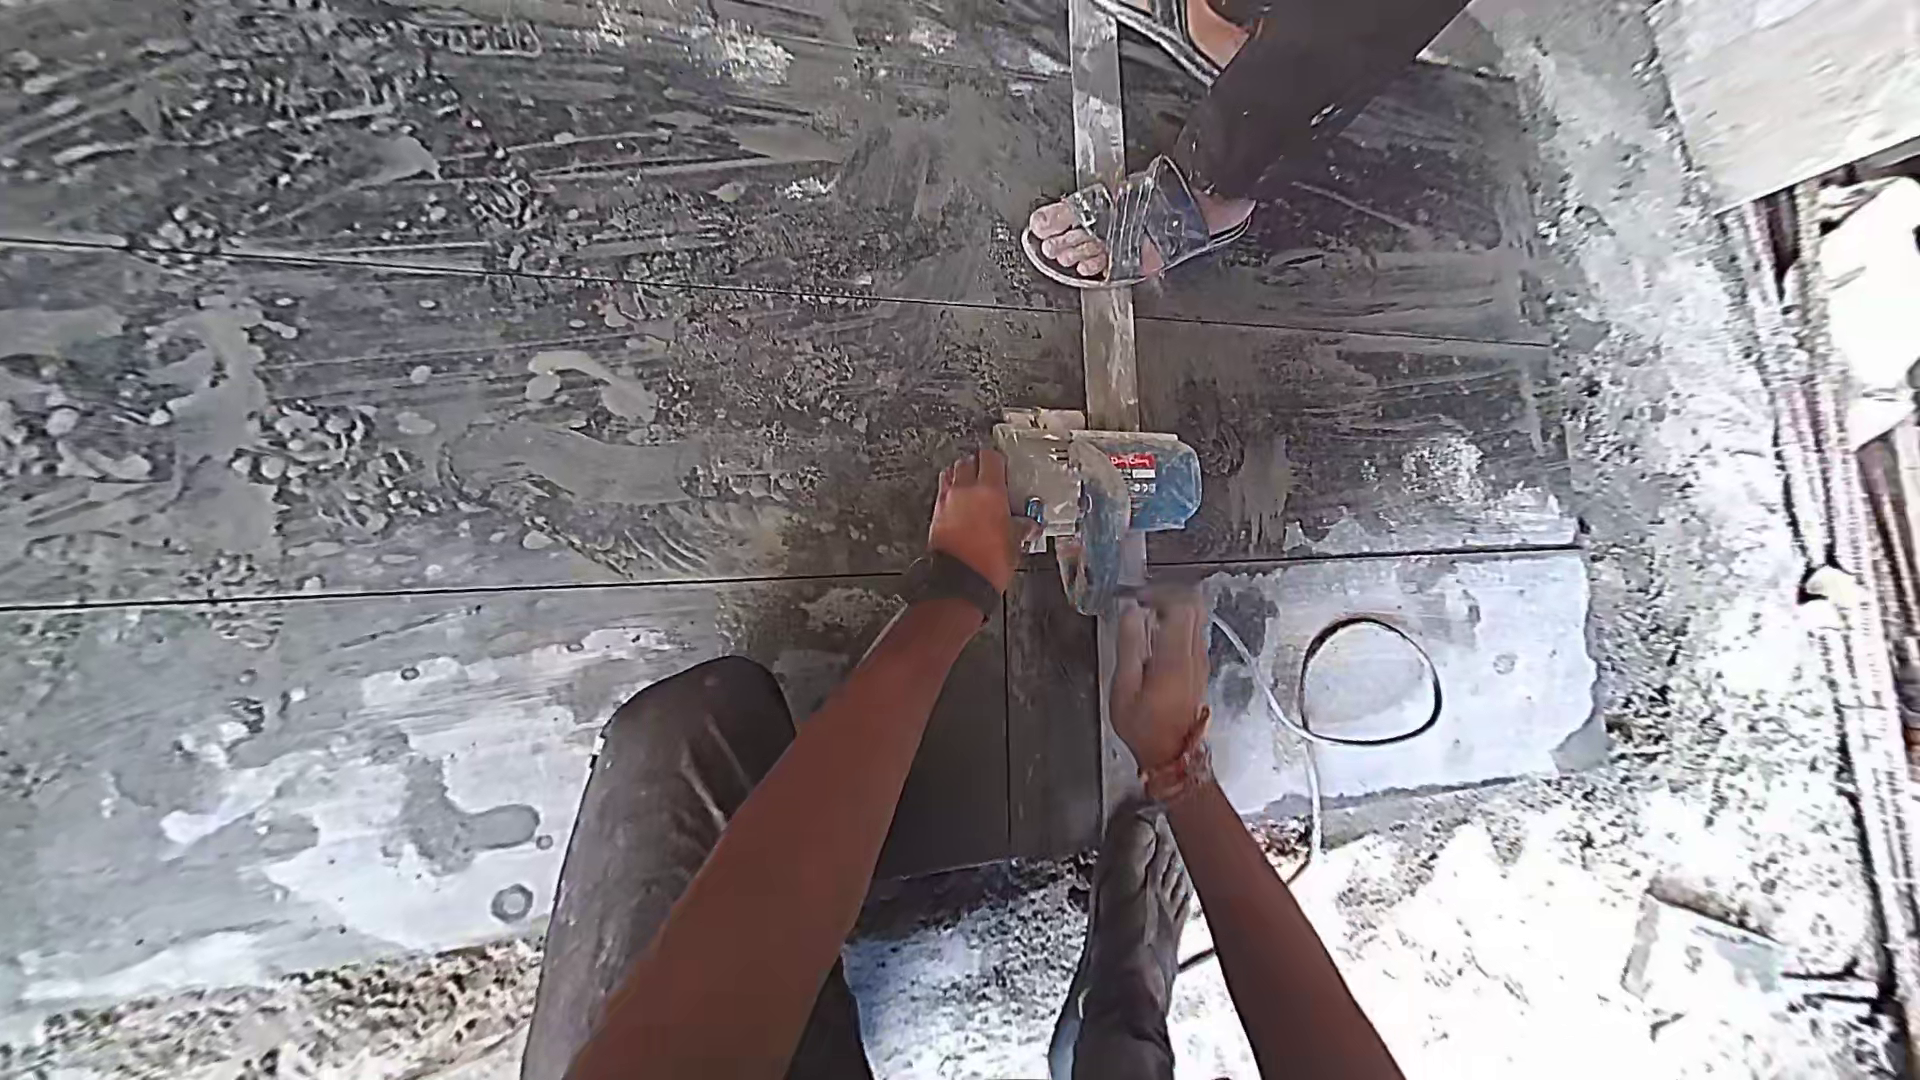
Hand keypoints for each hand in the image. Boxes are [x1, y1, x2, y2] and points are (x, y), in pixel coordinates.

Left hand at [928, 448, 1032, 592]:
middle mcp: (965, 491)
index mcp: (989, 491)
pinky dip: (950, 491)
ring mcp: (947, 501)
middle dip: (977, 464)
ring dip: (960, 474)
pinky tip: (960, 503)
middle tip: (988, 473)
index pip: (991, 458)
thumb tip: (1028, 526)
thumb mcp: (1014, 543)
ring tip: (971, 485)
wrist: (959, 581)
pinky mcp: (936, 514)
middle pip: (967, 461)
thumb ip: (1021, 528)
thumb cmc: (986, 563)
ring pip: (951, 473)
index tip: (1002, 465)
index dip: (997, 459)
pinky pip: (942, 492)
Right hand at [1111, 588, 1210, 770]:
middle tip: (1142, 601)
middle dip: (1168, 594)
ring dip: (1172, 608)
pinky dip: (1175, 623)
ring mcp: (1201, 660)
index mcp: (1175, 657)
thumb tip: (1130, 613)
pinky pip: (1193, 632)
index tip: (1137, 598)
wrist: (1171, 755)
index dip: (1159, 593)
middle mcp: (1194, 655)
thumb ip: (1128, 645)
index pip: (1181, 605)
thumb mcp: (1124, 687)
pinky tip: (1153, 635)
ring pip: (1197, 616)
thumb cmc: (1142, 725)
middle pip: (1196, 605)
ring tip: (1145, 616)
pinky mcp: (1200, 667)